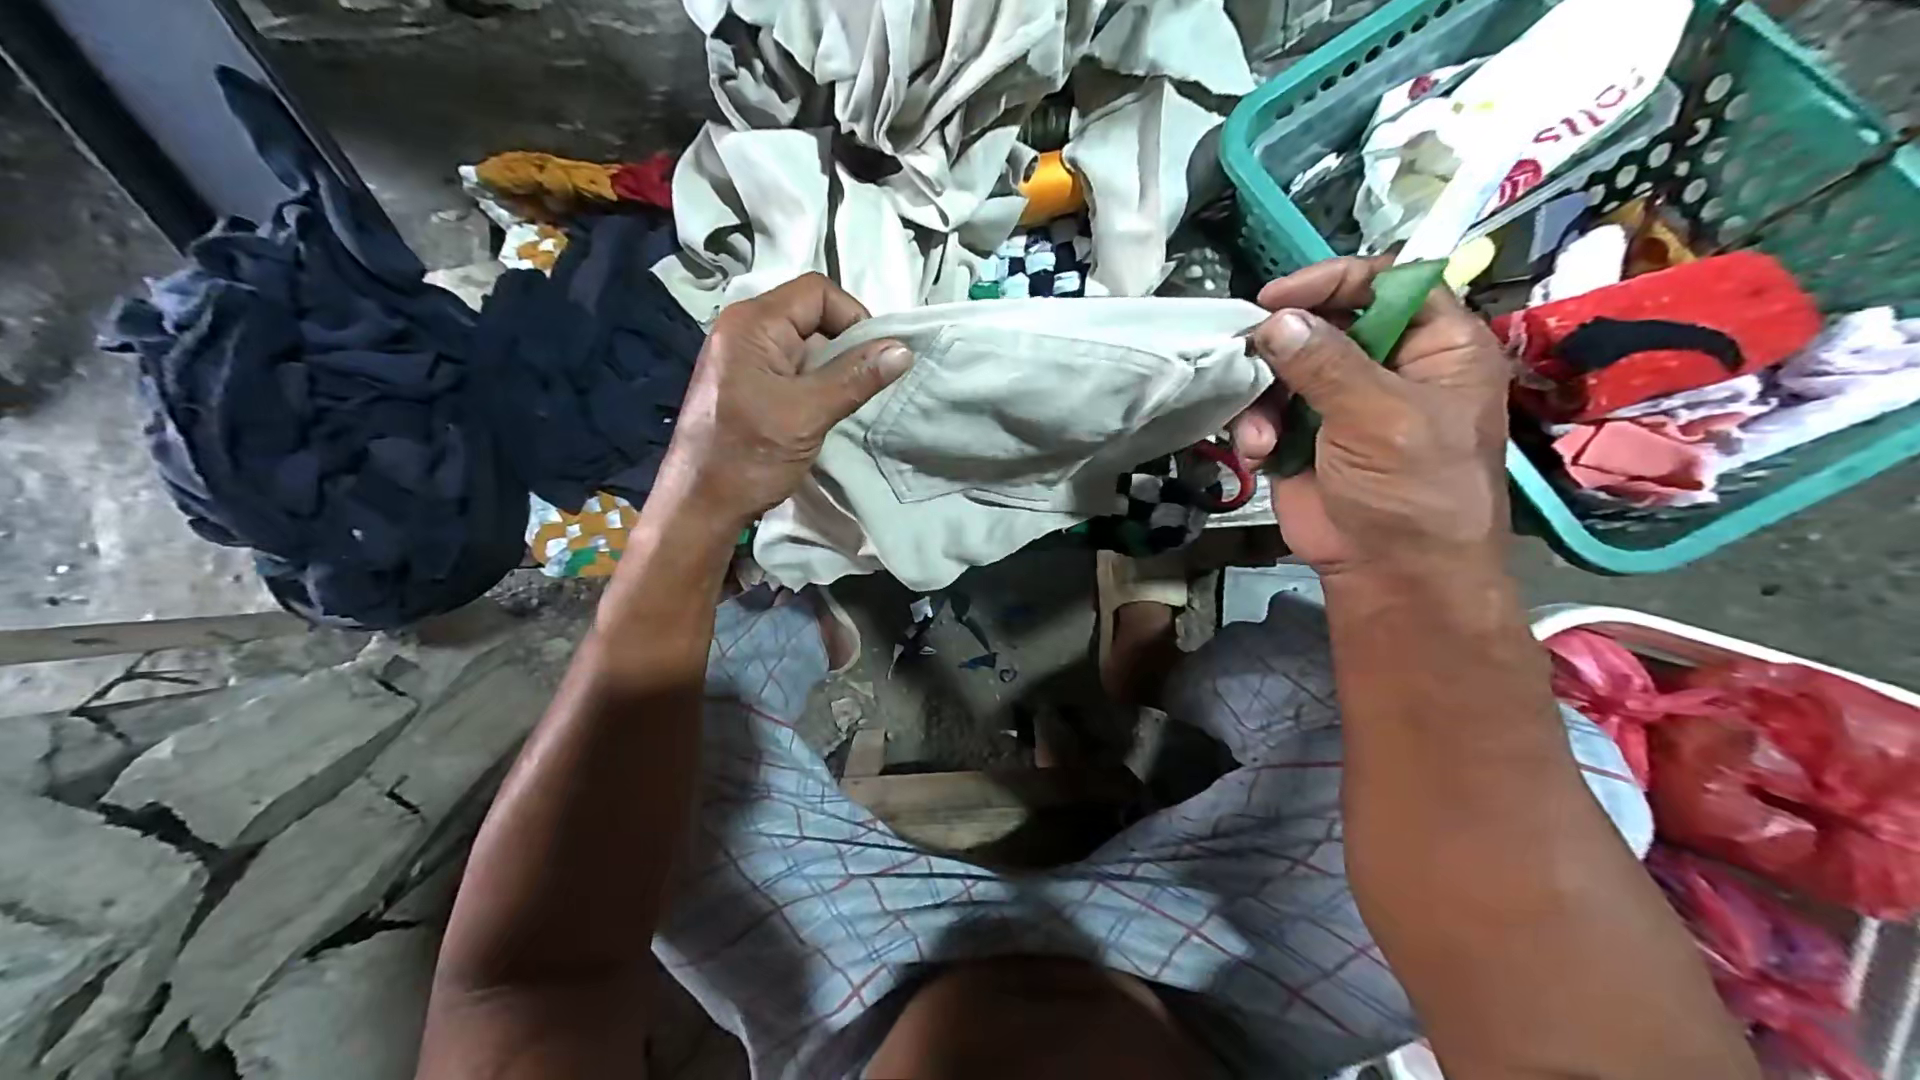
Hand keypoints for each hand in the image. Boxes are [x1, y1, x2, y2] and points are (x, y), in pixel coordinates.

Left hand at [650, 273, 912, 531]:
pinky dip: (813, 382)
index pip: (818, 292)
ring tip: (840, 402)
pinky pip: (790, 366)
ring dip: (831, 367)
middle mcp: (743, 328)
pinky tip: (820, 411)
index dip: (854, 317)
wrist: (700, 504)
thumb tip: (903, 349)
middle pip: (811, 313)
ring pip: (803, 343)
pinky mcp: (745, 382)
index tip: (874, 360)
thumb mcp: (808, 414)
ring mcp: (742, 356)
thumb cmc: (749, 456)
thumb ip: (856, 377)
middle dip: (844, 344)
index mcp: (752, 323)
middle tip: (861, 384)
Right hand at [1232, 257, 1512, 580]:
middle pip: (1325, 323)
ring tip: (1262, 434)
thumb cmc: (1414, 492)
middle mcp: (1386, 365)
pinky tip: (1259, 451)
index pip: (1388, 283)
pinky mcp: (1302, 436)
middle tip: (1251, 355)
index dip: (1336, 281)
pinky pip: (1265, 409)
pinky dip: (1255, 427)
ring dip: (1264, 396)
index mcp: (1435, 346)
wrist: (1389, 573)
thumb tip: (1276, 320)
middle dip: (1285, 345)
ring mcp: (1339, 402)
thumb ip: (1327, 365)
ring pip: (1284, 368)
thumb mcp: (1381, 418)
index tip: (1280, 298)